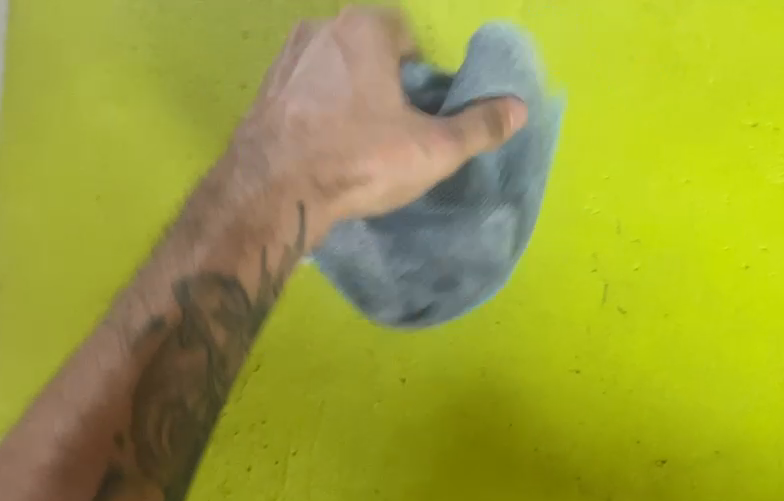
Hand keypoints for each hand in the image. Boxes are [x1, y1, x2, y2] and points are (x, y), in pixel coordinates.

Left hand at [227, 7, 528, 236]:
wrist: (276, 188)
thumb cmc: (361, 160)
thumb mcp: (433, 149)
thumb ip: (478, 128)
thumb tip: (519, 108)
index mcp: (366, 28)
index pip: (406, 37)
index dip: (420, 78)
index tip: (422, 116)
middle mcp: (322, 29)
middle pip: (368, 54)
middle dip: (384, 88)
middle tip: (394, 137)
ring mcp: (287, 59)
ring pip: (333, 75)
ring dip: (349, 102)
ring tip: (358, 150)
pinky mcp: (264, 92)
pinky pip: (304, 97)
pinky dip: (318, 117)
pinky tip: (325, 153)